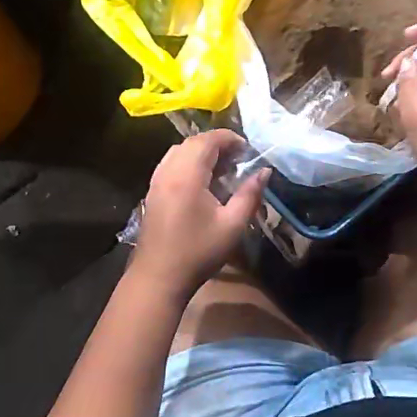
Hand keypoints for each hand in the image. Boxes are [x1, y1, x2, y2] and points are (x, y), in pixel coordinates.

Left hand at [130, 129, 269, 294]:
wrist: (159, 277)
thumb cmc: (199, 252)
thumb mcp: (232, 225)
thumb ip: (250, 194)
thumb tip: (264, 171)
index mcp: (186, 176)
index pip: (207, 141)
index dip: (229, 139)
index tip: (247, 150)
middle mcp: (167, 172)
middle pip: (191, 143)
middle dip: (216, 144)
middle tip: (238, 158)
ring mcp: (156, 182)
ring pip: (178, 152)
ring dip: (201, 152)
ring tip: (222, 168)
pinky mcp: (152, 193)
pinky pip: (170, 165)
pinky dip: (188, 163)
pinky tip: (202, 182)